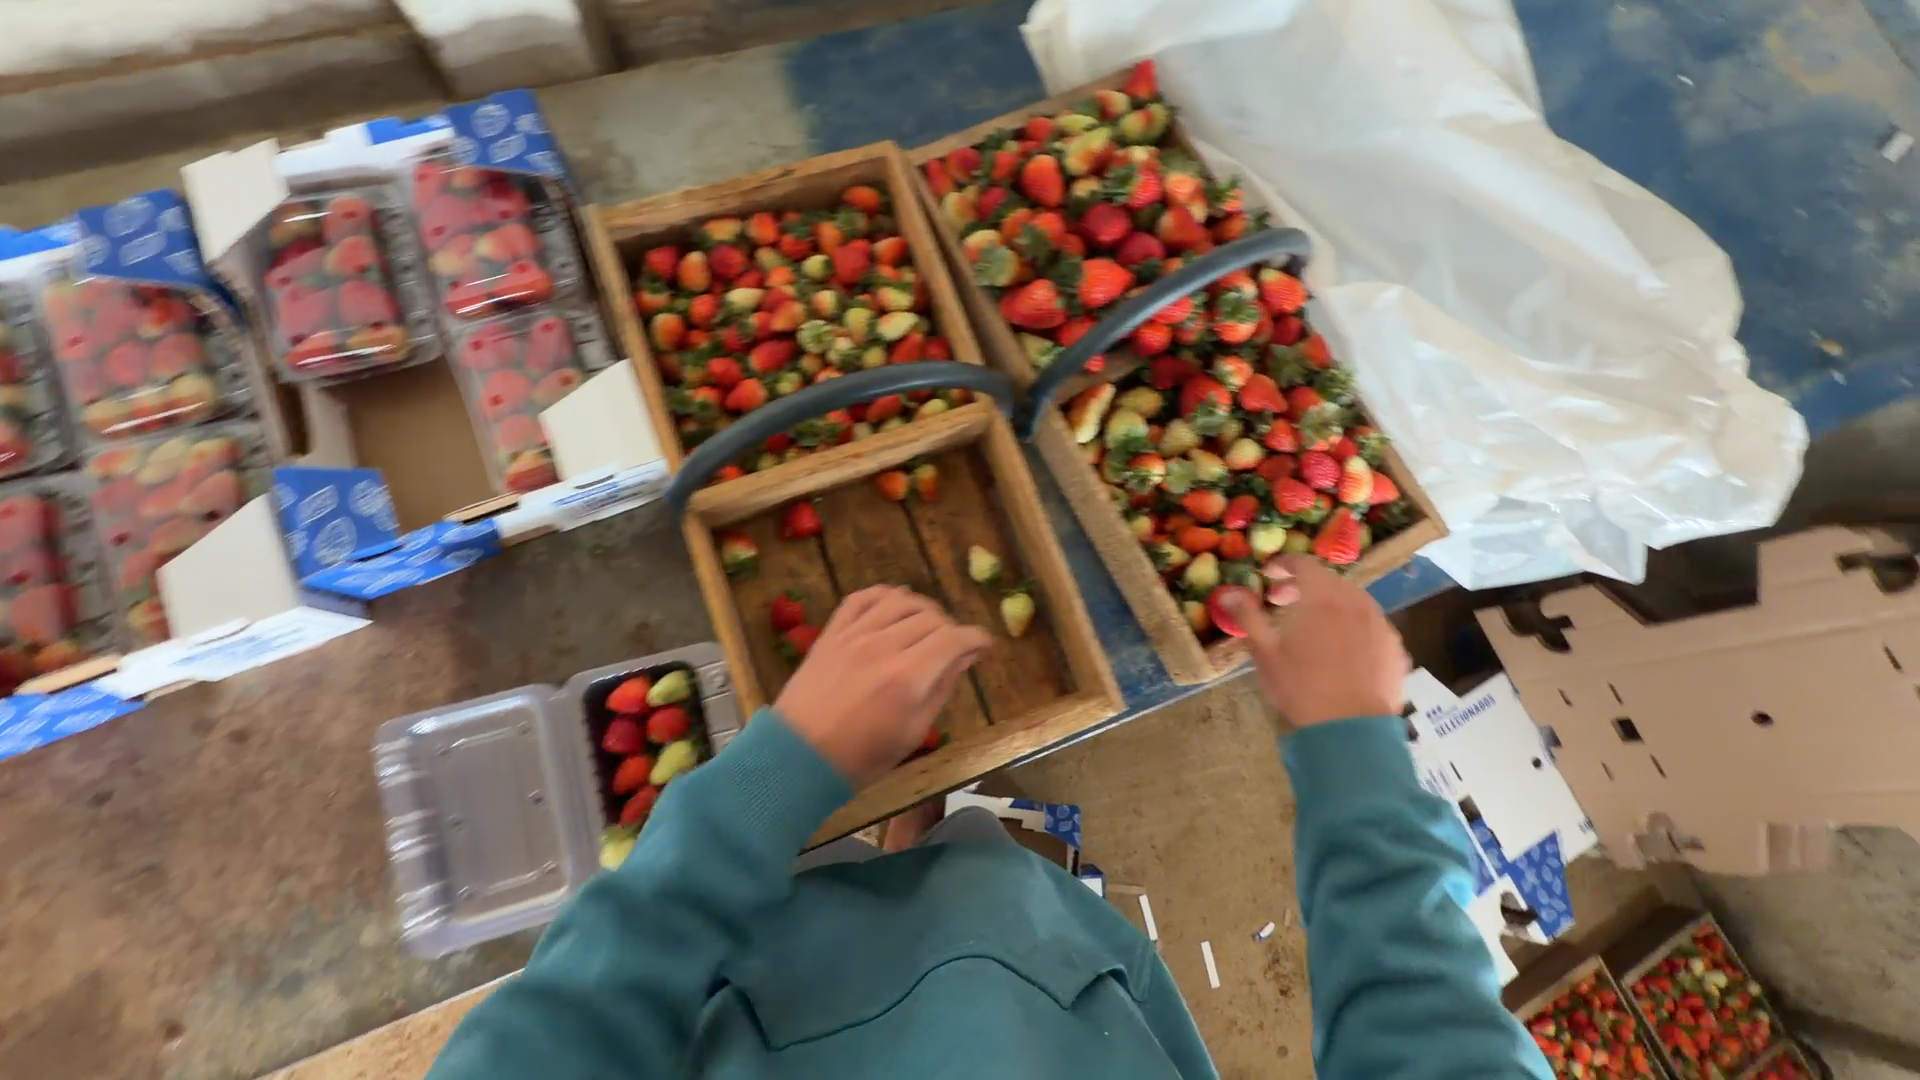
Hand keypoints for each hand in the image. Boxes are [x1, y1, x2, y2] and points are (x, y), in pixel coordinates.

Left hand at [775, 586, 993, 787]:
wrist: (798, 756)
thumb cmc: (861, 757)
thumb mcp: (913, 732)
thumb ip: (941, 688)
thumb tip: (965, 657)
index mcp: (908, 677)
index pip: (955, 639)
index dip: (976, 638)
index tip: (984, 645)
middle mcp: (884, 646)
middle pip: (932, 618)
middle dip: (951, 629)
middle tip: (953, 646)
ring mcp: (854, 634)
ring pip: (901, 600)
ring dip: (923, 609)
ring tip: (927, 626)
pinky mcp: (832, 632)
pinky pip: (863, 598)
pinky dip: (885, 596)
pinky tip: (894, 607)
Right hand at [1219, 556, 1408, 729]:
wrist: (1351, 730)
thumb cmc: (1301, 687)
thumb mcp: (1265, 652)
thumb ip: (1248, 617)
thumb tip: (1229, 593)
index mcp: (1322, 598)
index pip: (1304, 563)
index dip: (1284, 564)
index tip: (1268, 575)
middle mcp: (1356, 602)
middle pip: (1330, 580)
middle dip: (1305, 584)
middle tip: (1283, 602)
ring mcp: (1381, 625)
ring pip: (1354, 600)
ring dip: (1331, 603)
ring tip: (1314, 626)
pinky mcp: (1395, 648)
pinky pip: (1371, 624)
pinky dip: (1353, 625)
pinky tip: (1342, 650)